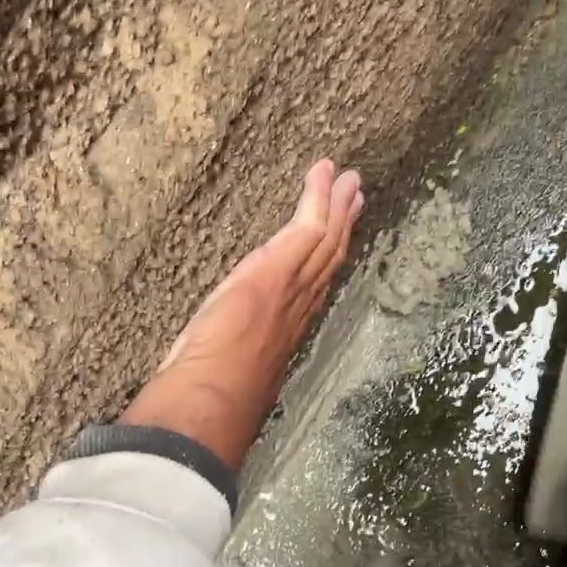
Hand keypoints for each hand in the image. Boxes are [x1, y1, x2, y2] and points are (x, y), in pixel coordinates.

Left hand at [120, 158, 362, 468]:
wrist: (213, 395)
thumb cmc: (210, 394)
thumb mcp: (227, 376)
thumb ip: (232, 366)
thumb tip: (224, 378)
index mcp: (284, 330)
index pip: (311, 289)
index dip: (325, 263)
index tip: (336, 242)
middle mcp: (298, 306)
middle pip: (328, 259)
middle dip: (343, 228)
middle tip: (356, 199)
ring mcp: (291, 285)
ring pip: (324, 239)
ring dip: (337, 206)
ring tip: (349, 179)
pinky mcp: (277, 267)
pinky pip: (307, 224)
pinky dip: (317, 196)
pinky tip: (325, 171)